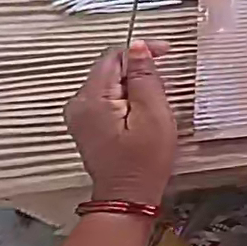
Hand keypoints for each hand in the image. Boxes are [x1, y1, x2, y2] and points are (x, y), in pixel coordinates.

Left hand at [65, 41, 176, 206]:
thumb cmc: (145, 160)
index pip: (114, 56)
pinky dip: (127, 98)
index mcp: (92, 98)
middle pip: (110, 69)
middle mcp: (78, 103)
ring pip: (110, 83)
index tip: (168, 53)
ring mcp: (80, 115)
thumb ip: (144, 77)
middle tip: (165, 86)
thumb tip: (138, 46)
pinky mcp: (87, 125)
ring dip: (134, 84)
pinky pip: (107, 98)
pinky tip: (143, 112)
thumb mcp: (153, 115)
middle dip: (138, 70)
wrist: (128, 199)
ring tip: (157, 102)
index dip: (141, 50)